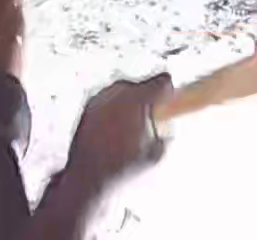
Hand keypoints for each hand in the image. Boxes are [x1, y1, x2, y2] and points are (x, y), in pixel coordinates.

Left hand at [63, 73, 171, 190]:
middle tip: (146, 125)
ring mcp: (103, 94)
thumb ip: (167, 132)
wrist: (88, 177)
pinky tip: (111, 133)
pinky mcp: (90, 101)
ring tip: (125, 134)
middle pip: (143, 86)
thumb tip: (167, 125)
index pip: (163, 80)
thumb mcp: (156, 154)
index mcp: (139, 97)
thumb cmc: (120, 167)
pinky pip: (108, 99)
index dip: (168, 91)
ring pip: (125, 92)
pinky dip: (112, 111)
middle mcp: (120, 89)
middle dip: (146, 102)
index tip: (168, 100)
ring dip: (128, 106)